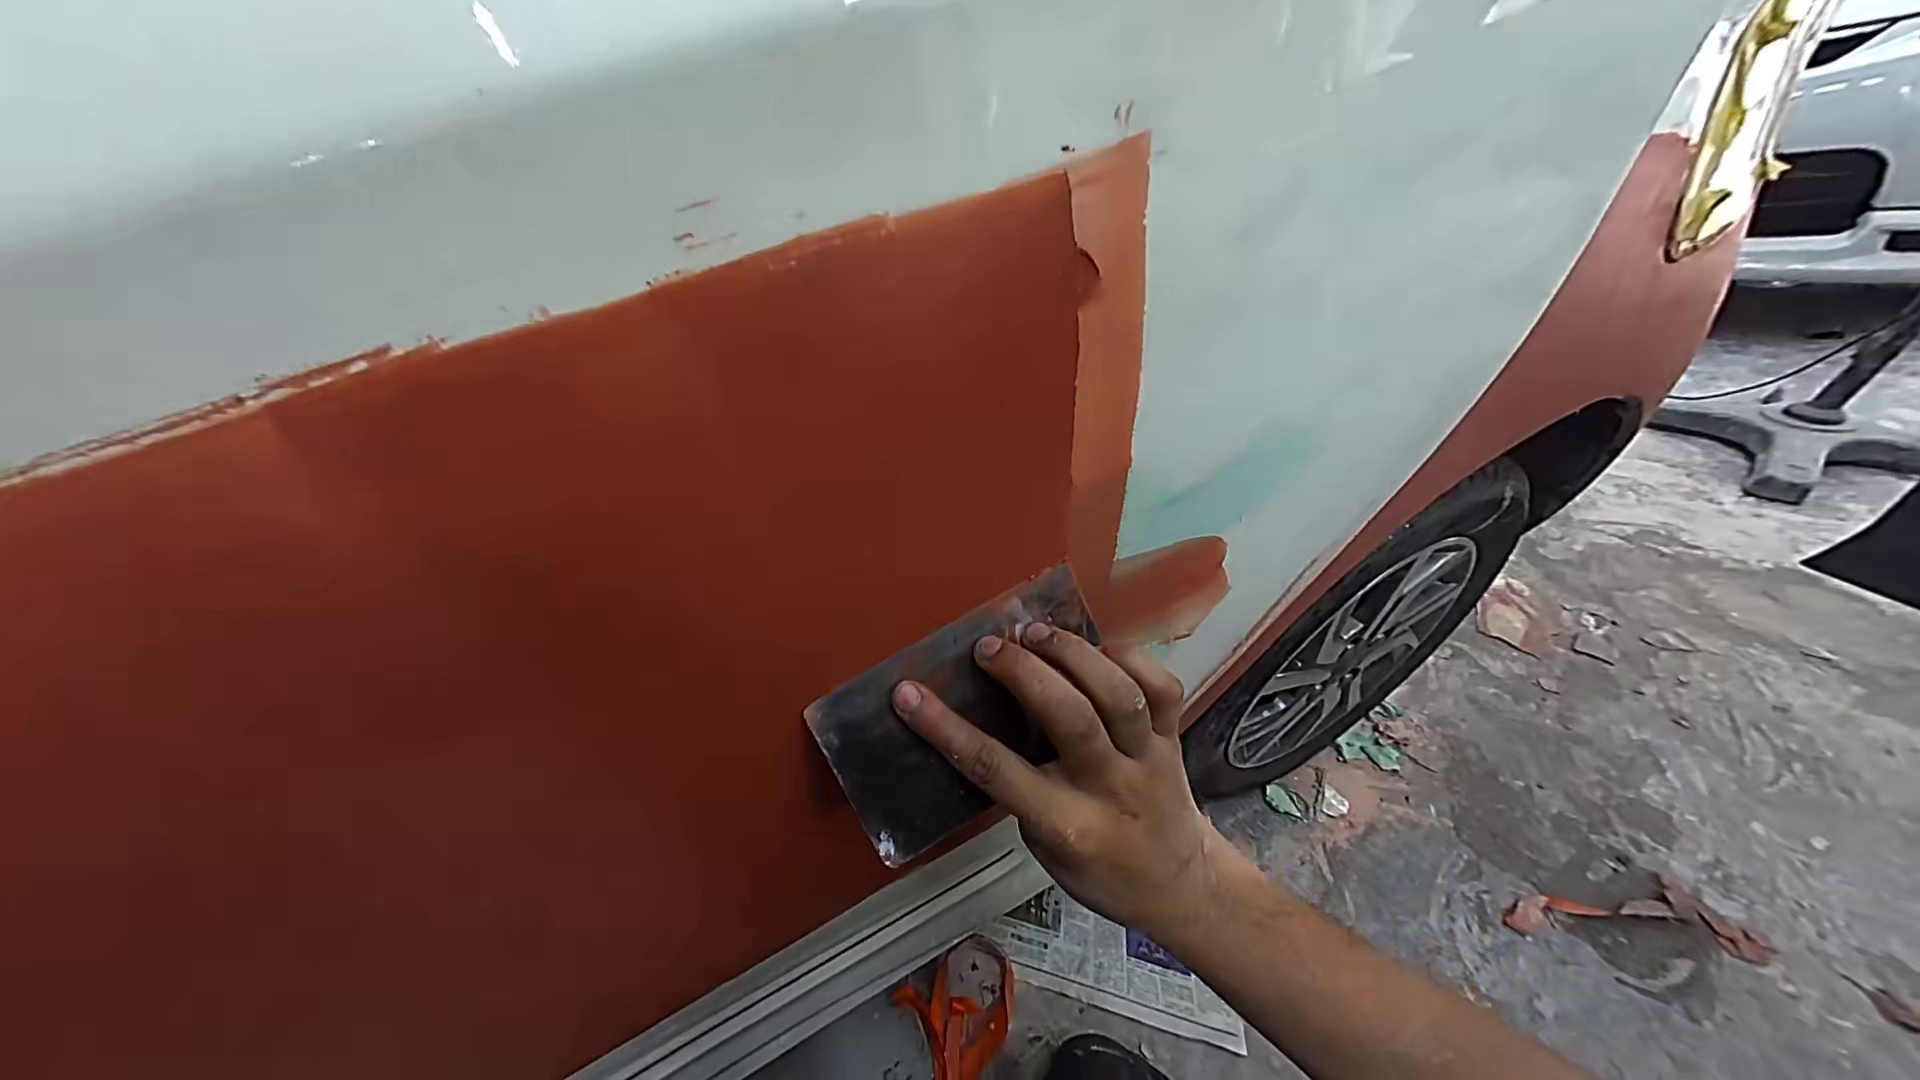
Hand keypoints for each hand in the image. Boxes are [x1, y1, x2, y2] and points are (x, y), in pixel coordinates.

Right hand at [890, 625, 1236, 943]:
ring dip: (1074, 655)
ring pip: (1118, 695)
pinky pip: (1160, 687)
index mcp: (1066, 824)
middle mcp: (1109, 786)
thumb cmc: (1098, 869)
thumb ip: (1020, 788)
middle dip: (1023, 673)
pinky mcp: (1175, 737)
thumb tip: (988, 717)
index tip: (910, 694)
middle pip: (1068, 718)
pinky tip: (1097, 646)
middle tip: (989, 647)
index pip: (996, 770)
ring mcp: (1148, 758)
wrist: (1181, 884)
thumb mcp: (1044, 846)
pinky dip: (1128, 657)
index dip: (946, 729)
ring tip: (1037, 632)